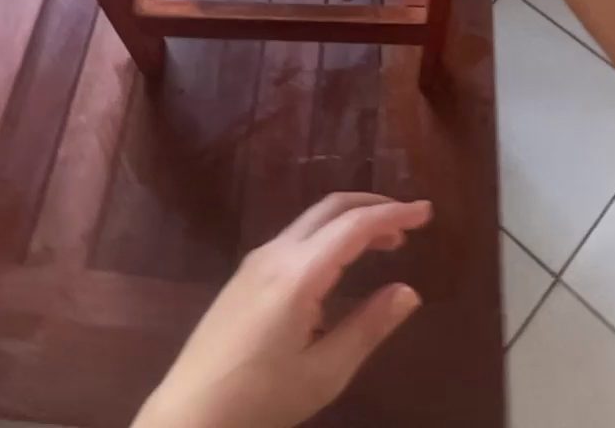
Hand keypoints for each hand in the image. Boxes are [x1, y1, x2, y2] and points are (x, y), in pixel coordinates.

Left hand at [132, 194, 432, 427]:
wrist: (189, 414)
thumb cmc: (260, 398)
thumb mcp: (324, 372)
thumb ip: (368, 327)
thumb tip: (408, 292)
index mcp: (298, 273)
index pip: (354, 226)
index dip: (393, 215)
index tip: (426, 212)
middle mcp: (275, 253)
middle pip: (330, 208)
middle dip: (373, 207)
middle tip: (410, 222)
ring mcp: (256, 261)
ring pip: (311, 221)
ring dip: (350, 221)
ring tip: (385, 244)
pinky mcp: (245, 274)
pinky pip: (295, 238)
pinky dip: (328, 236)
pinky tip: (341, 264)